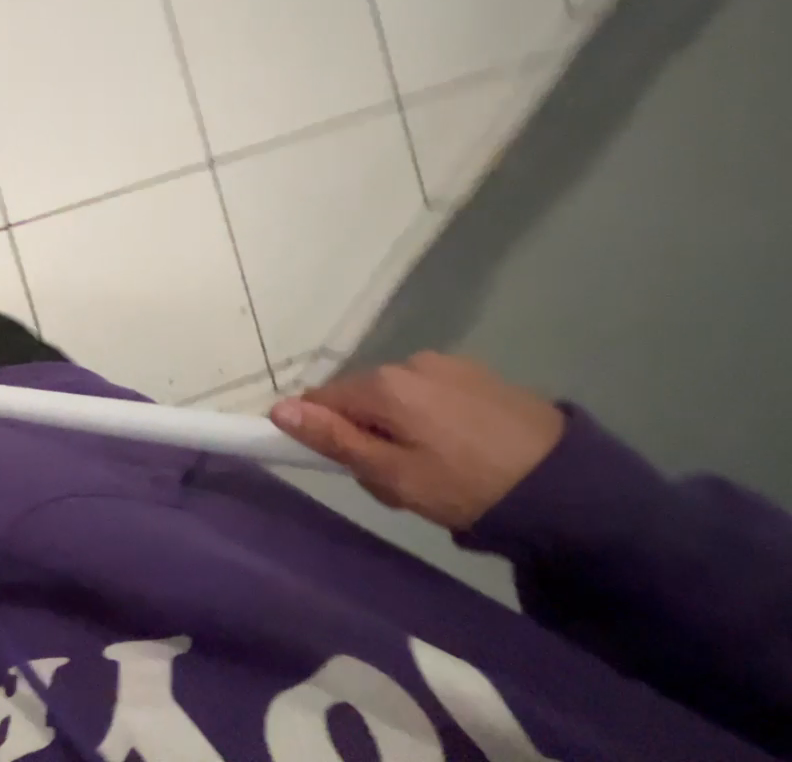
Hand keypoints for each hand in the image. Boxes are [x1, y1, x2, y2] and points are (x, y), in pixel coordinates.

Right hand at [269, 352, 564, 530]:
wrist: (577, 492)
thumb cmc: (471, 487)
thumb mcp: (393, 476)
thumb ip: (333, 439)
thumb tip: (277, 408)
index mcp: (382, 384)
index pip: (320, 400)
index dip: (325, 435)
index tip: (354, 470)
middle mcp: (409, 362)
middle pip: (360, 397)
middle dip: (366, 434)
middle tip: (400, 482)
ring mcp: (450, 366)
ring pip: (397, 397)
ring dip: (400, 427)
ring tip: (437, 470)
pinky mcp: (483, 376)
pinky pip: (433, 395)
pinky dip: (433, 420)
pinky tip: (463, 452)